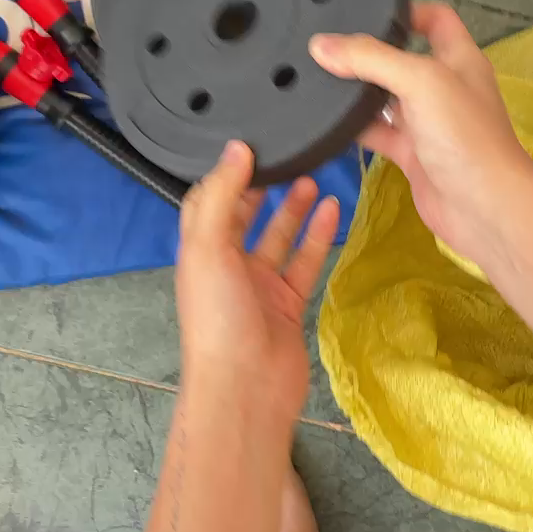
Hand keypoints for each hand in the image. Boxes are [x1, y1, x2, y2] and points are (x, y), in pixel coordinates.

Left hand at [175, 141, 340, 413]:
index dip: (224, 174)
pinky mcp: (288, 302)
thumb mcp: (208, 247)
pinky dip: (317, 236)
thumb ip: (222, 195)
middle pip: (244, 216)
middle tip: (286, 155)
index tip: (248, 145)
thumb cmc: (218, 314)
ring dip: (293, 207)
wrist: (246, 386)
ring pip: (278, 236)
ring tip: (312, 175)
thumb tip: (236, 147)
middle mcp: (226, 265)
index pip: (207, 202)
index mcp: (199, 251)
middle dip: (261, 187)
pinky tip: (333, 209)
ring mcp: (258, 285)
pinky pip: (304, 261)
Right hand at [310, 1, 532, 270]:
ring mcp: (427, 122)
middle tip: (326, 43)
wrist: (483, 207)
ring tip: (314, 75)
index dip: (406, 9)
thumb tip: (319, 44)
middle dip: (368, 51)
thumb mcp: (419, 81)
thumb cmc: (463, 134)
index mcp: (458, 59)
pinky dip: (353, 127)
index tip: (364, 9)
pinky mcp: (411, 153)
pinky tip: (324, 120)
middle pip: (402, 58)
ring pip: (385, 97)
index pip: (435, 19)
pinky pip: (377, 132)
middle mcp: (443, 87)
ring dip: (357, 90)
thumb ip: (370, 59)